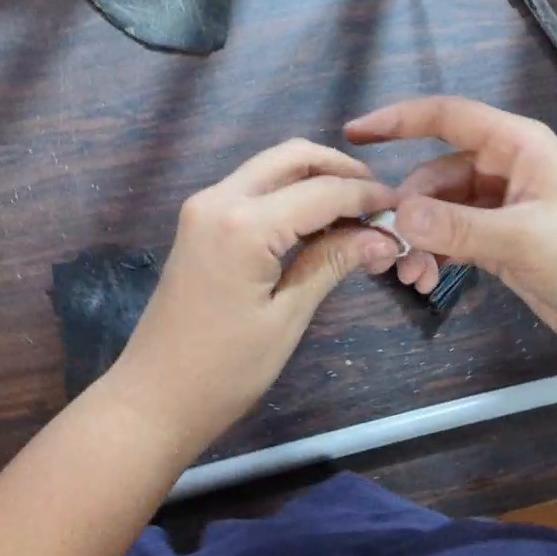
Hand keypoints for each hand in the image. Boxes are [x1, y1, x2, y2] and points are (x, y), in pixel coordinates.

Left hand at [104, 140, 400, 444]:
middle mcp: (218, 199)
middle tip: (378, 202)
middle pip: (292, 157)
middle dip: (340, 171)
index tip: (403, 209)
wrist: (153, 398)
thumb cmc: (224, 371)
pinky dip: (288, 195)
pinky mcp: (198, 224)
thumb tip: (382, 236)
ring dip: (314, 180)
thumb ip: (331, 263)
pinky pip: (252, 190)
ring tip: (355, 215)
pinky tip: (317, 224)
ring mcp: (202, 208)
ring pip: (270, 168)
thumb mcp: (286, 317)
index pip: (322, 191)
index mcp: (242, 223)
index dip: (367, 197)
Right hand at [345, 97, 556, 357]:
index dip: (398, 120)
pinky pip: (449, 236)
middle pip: (433, 174)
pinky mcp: (496, 239)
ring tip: (411, 276)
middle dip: (407, 209)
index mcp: (517, 146)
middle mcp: (503, 168)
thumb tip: (397, 216)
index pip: (447, 117)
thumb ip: (458, 227)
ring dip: (418, 239)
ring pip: (437, 210)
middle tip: (390, 249)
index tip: (354, 134)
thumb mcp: (524, 240)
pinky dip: (434, 254)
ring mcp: (498, 205)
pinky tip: (425, 280)